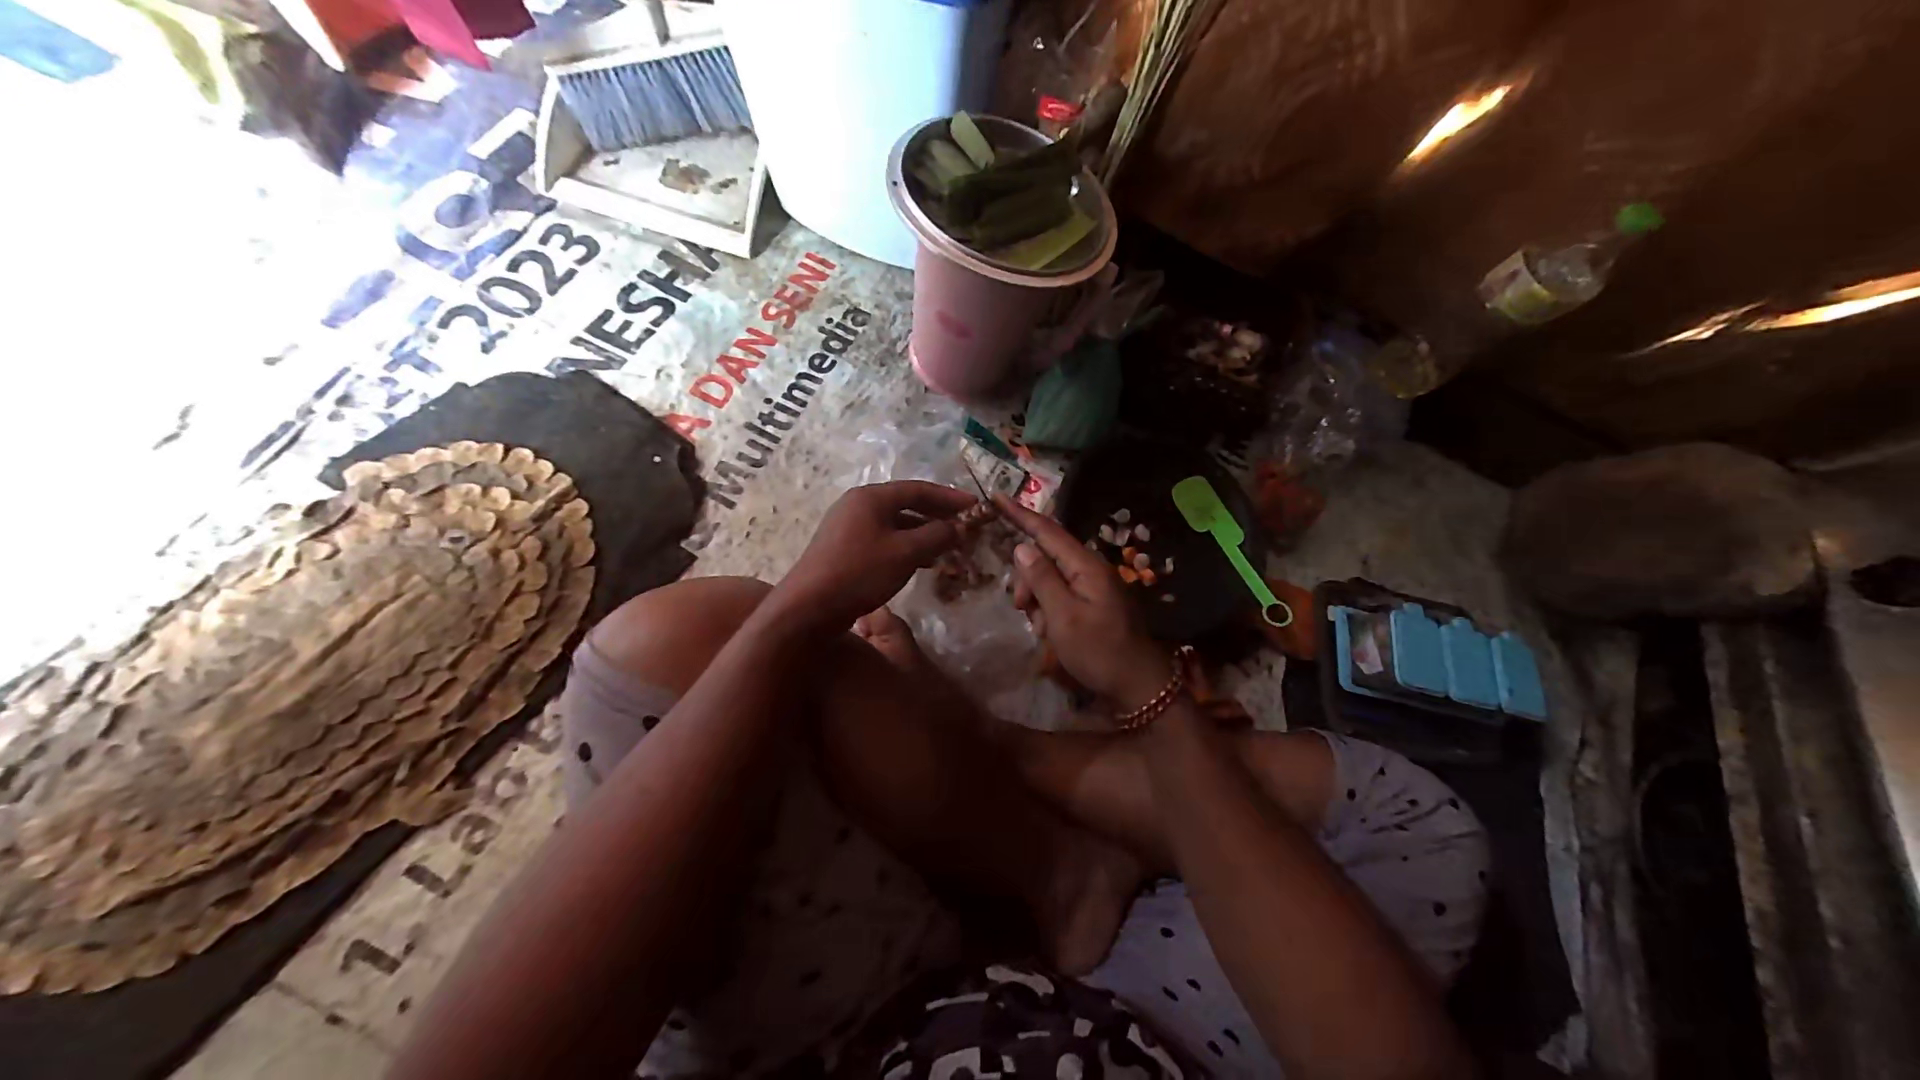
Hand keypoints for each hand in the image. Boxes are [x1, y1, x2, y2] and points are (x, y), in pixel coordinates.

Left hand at [769, 481, 977, 631]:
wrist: (808, 607)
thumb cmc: (860, 573)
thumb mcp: (906, 553)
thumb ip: (937, 535)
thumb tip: (958, 527)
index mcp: (871, 497)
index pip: (918, 489)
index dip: (949, 497)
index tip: (975, 505)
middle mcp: (857, 505)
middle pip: (906, 503)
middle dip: (937, 514)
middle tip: (964, 524)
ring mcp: (847, 527)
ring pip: (895, 523)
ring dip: (923, 532)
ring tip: (948, 546)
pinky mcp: (843, 549)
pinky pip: (883, 539)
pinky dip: (906, 546)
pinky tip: (921, 563)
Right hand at [995, 495, 1173, 710]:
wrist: (1138, 686)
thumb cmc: (1099, 651)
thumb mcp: (1063, 616)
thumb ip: (1041, 579)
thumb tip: (1022, 546)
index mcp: (1086, 566)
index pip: (1048, 531)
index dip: (1020, 514)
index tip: (996, 497)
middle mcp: (1090, 570)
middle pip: (1045, 558)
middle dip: (1027, 580)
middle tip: (1021, 609)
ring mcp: (1092, 588)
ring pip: (1049, 580)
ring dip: (1038, 602)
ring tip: (1043, 630)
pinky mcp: (1092, 605)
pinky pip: (1060, 598)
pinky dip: (1050, 613)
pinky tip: (1052, 634)